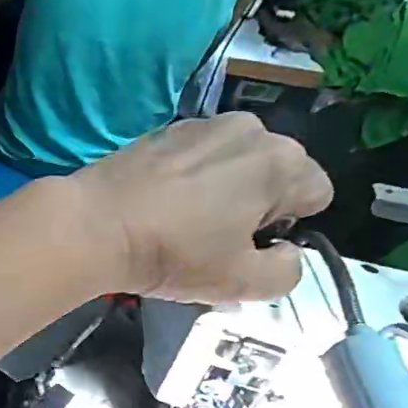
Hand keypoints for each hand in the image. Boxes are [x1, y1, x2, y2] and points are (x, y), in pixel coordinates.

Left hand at [67, 112, 332, 302]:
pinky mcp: (162, 132)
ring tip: (181, 223)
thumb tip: (288, 252)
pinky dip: (187, 179)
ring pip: (233, 164)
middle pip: (274, 175)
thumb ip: (287, 272)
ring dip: (221, 191)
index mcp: (282, 161)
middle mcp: (250, 129)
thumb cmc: (172, 253)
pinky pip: (195, 159)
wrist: (91, 225)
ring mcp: (202, 125)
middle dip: (256, 206)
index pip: (316, 195)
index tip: (245, 247)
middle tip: (211, 239)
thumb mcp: (241, 283)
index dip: (287, 229)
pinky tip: (158, 205)